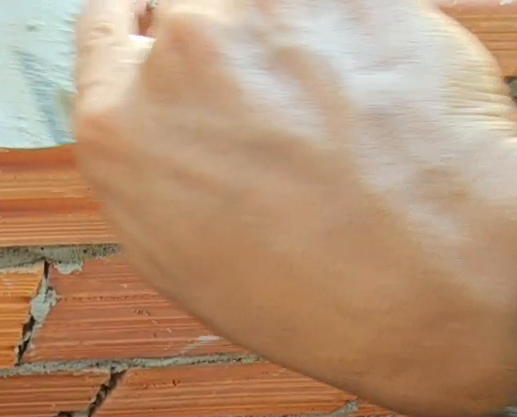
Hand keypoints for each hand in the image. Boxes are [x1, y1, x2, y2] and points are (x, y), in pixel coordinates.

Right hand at [72, 0, 516, 416]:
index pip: (102, 26)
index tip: (159, 33)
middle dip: (217, 43)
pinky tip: (366, 89)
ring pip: (259, 1)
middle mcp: (174, 52)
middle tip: (263, 97)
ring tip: (326, 102)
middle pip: (183, 4)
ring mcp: (262, 6)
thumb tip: (151, 111)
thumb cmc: (292, 288)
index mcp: (113, 131)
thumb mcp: (166, 250)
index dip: (135, 29)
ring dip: (287, 35)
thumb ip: (143, 159)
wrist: (415, 271)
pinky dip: (345, 28)